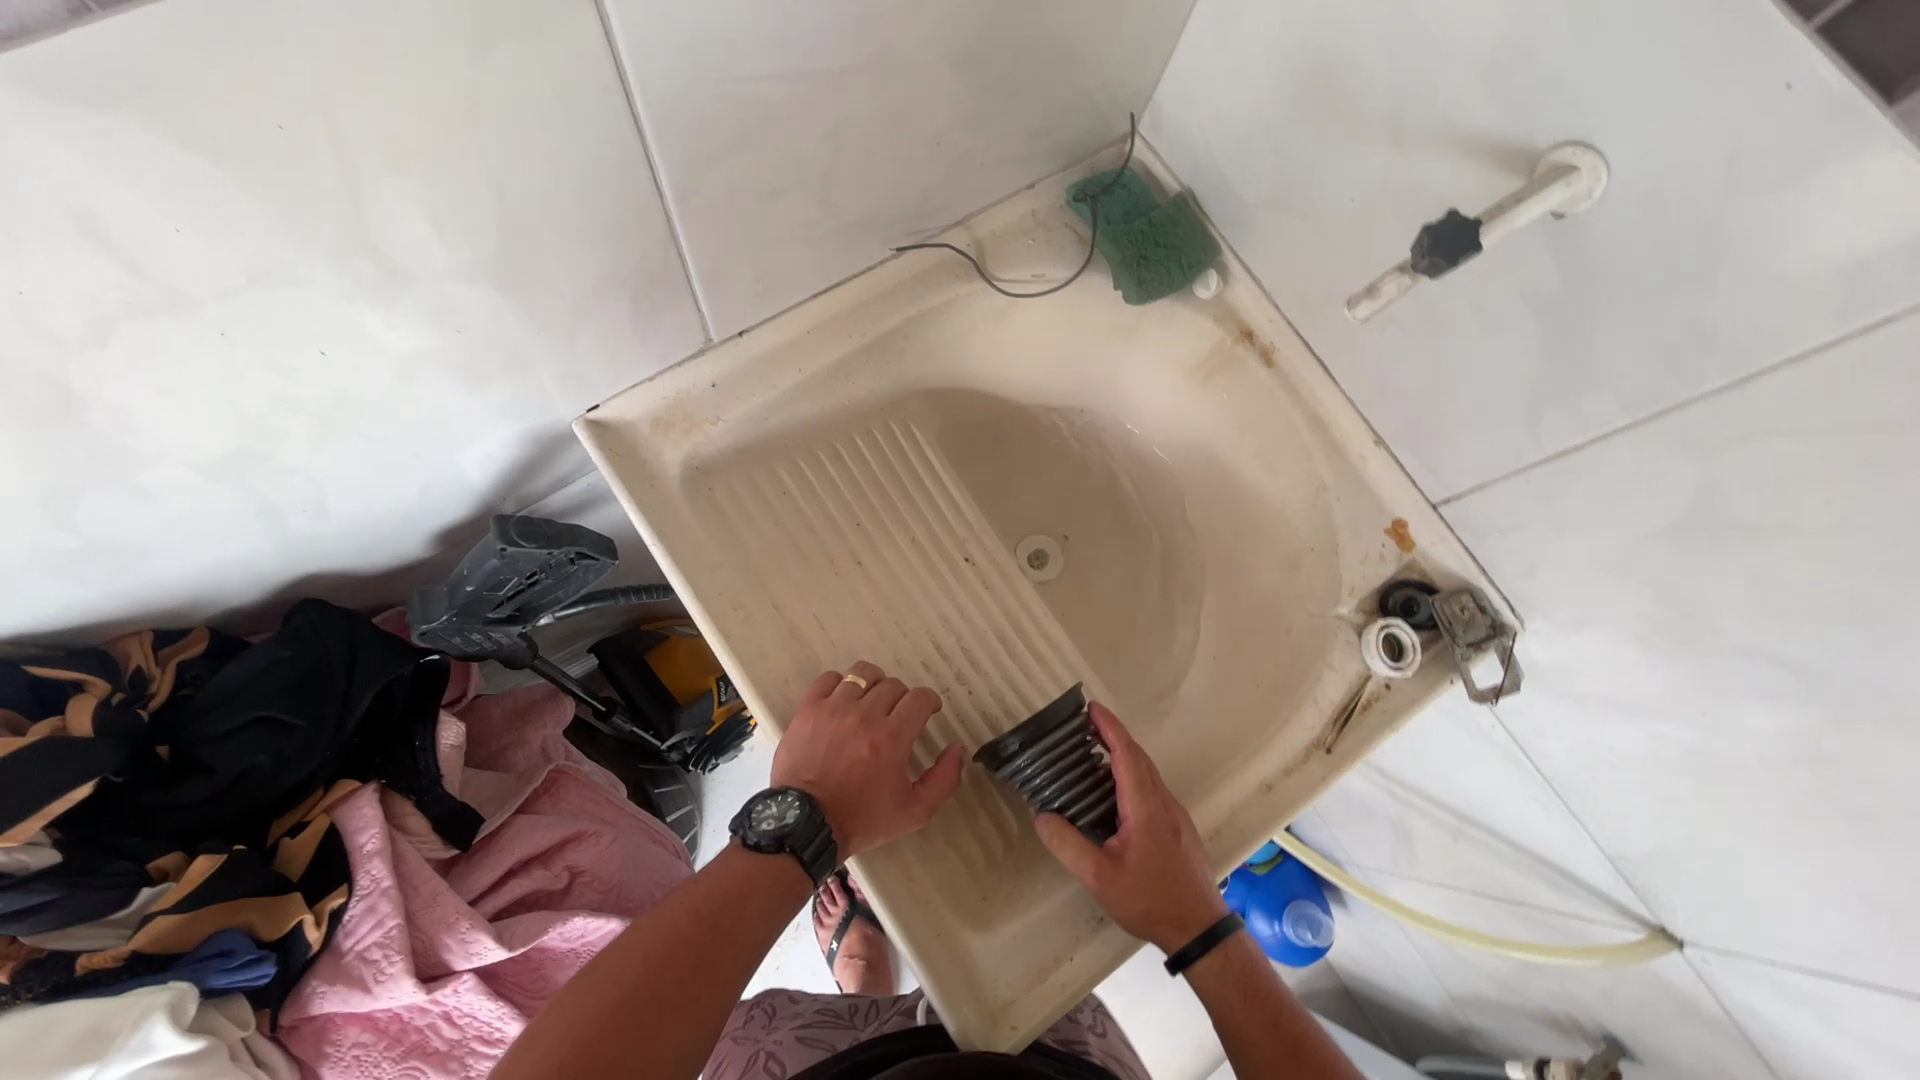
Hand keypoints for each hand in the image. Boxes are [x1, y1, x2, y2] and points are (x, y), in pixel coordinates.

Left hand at [770, 662, 965, 858]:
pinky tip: (843, 701)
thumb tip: (957, 749)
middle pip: (893, 685)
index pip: (920, 698)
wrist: (807, 825)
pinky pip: (829, 679)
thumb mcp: (915, 811)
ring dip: (874, 685)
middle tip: (898, 716)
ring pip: (862, 674)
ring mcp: (833, 709)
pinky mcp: (808, 710)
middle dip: (903, 698)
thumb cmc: (862, 819)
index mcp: (892, 737)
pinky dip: (840, 684)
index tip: (928, 711)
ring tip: (871, 701)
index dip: (929, 701)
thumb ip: (944, 780)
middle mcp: (864, 715)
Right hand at [1034, 702, 1228, 952]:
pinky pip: (1153, 788)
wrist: (1200, 929)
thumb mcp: (1099, 878)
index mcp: (1145, 807)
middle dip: (1114, 735)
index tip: (1091, 707)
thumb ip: (1068, 845)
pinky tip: (1116, 791)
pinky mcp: (1179, 828)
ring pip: (1149, 773)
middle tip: (1085, 724)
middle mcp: (1164, 802)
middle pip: (1139, 757)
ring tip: (1095, 752)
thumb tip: (1042, 816)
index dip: (1109, 728)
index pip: (1126, 754)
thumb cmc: (1149, 901)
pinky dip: (1133, 774)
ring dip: (1124, 755)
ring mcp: (1175, 815)